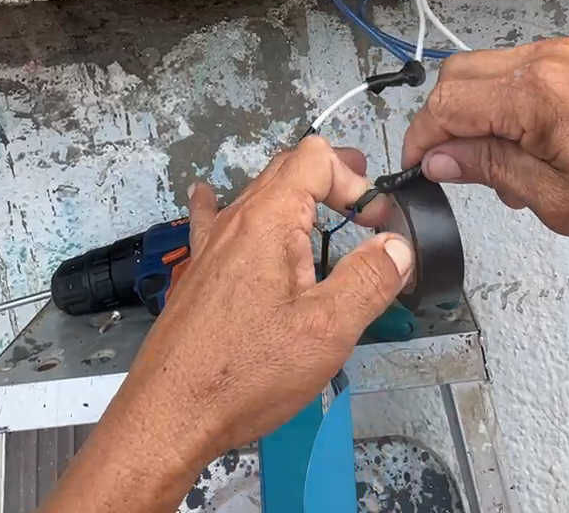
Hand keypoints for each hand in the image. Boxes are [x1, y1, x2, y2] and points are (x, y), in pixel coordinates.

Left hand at [41, 137, 412, 511]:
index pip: (315, 157)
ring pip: (257, 192)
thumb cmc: (248, 370)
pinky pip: (212, 217)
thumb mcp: (327, 329)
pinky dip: (225, 203)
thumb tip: (398, 246)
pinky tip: (208, 196)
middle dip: (332, 179)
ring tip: (322, 209)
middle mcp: (237, 217)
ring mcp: (212, 242)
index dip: (353, 179)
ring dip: (296, 195)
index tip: (375, 223)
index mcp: (270, 217)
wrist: (170, 413)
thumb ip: (369, 280)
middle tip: (364, 210)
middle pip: (287, 167)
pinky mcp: (199, 269)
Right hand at [400, 37, 568, 247]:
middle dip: (444, 120)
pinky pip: (522, 72)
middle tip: (454, 168)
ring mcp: (568, 54)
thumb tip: (438, 159)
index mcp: (535, 91)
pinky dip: (507, 102)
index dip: (422, 138)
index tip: (416, 169)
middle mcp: (546, 58)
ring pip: (489, 70)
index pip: (448, 104)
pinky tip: (527, 145)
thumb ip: (488, 168)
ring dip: (476, 111)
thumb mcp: (555, 198)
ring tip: (500, 166)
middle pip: (460, 75)